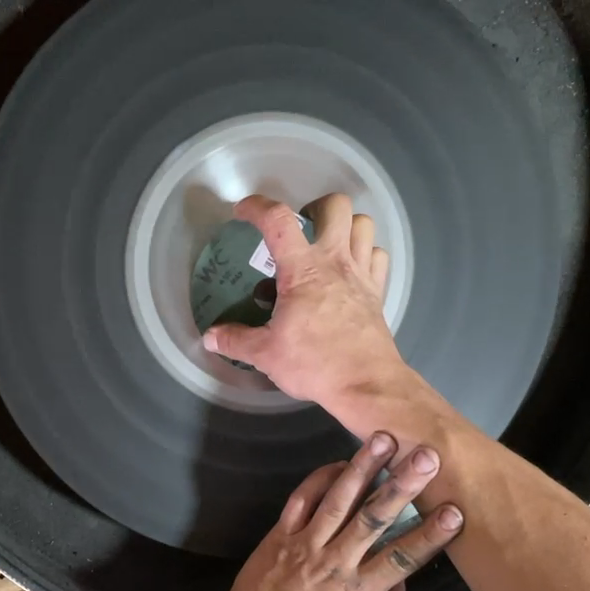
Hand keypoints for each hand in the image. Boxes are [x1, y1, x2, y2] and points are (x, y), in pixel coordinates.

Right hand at [200, 194, 409, 405]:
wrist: (365, 384)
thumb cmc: (314, 364)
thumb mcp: (266, 354)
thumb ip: (236, 340)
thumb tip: (211, 336)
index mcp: (303, 270)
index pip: (278, 221)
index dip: (257, 207)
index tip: (243, 211)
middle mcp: (336, 262)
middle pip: (335, 206)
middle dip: (315, 208)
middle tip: (300, 230)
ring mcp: (362, 274)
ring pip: (363, 224)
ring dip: (345, 226)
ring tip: (327, 245)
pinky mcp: (378, 292)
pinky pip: (377, 255)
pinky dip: (366, 253)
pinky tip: (351, 269)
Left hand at [203, 432, 464, 590]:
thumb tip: (404, 574)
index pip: (401, 558)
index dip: (430, 535)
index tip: (455, 512)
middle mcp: (334, 562)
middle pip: (373, 518)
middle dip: (402, 486)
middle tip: (426, 457)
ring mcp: (305, 543)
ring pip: (338, 499)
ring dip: (362, 467)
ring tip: (383, 439)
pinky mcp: (280, 532)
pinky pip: (302, 498)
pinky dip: (320, 477)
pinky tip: (340, 461)